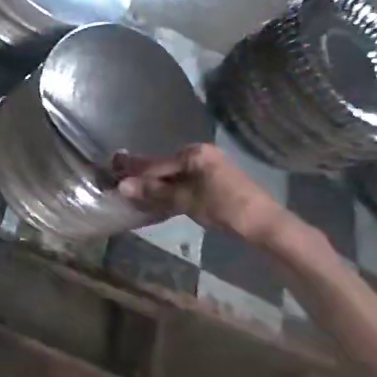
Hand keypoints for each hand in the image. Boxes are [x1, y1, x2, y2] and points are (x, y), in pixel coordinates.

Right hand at [113, 143, 287, 241]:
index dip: (134, 172)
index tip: (113, 174)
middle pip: (165, 166)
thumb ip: (155, 192)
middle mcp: (201, 154)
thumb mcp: (186, 200)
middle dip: (145, 177)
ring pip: (175, 175)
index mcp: (193, 153)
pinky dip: (172, 190)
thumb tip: (123, 186)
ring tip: (137, 194)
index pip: (156, 163)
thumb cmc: (224, 207)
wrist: (263, 223)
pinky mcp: (216, 181)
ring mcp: (210, 166)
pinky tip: (161, 199)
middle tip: (121, 184)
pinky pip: (186, 181)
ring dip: (158, 185)